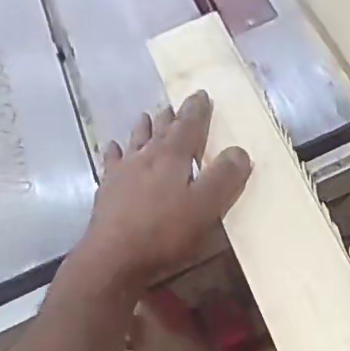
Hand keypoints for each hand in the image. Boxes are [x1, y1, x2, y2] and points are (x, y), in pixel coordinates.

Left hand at [72, 91, 251, 290]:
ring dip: (146, 128)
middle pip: (162, 131)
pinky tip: (115, 148)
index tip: (202, 94)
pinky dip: (117, 152)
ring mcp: (124, 173)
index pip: (188, 127)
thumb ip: (224, 178)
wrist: (114, 255)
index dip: (197, 111)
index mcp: (172, 158)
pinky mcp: (109, 190)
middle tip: (177, 105)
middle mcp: (146, 158)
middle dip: (173, 117)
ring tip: (148, 116)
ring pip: (137, 142)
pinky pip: (114, 162)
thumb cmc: (166, 232)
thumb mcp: (206, 207)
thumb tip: (240, 151)